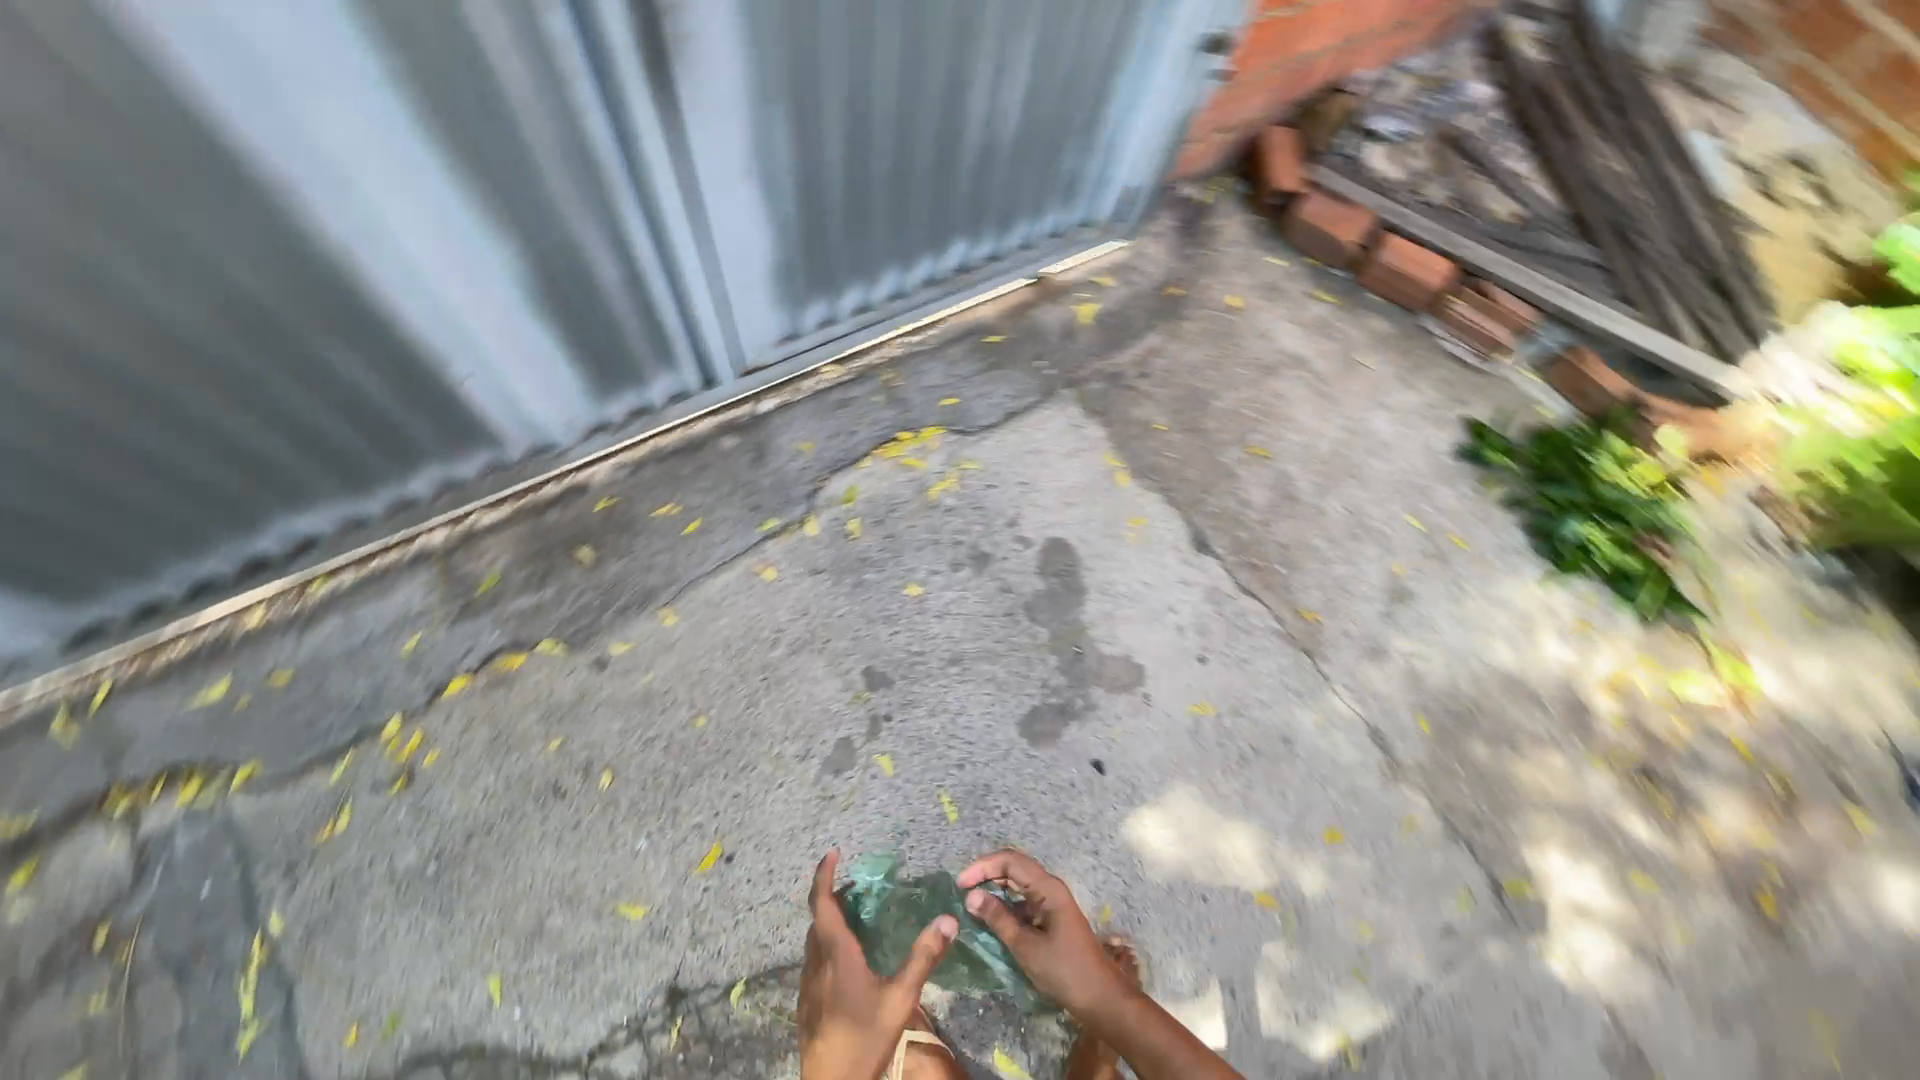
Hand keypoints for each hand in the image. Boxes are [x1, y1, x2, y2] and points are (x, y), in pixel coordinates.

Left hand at [798, 850, 957, 1079]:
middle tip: (857, 884)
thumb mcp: (901, 997)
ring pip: (814, 939)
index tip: (833, 852)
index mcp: (835, 953)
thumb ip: (924, 957)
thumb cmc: (865, 1037)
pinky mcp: (808, 1000)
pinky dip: (828, 943)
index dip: (824, 874)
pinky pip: (815, 958)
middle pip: (817, 918)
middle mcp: (816, 961)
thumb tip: (948, 919)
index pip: (822, 902)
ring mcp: (808, 983)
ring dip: (829, 919)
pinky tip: (850, 959)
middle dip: (832, 894)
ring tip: (856, 915)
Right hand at [957, 850, 1134, 1016]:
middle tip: (963, 891)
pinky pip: (1023, 902)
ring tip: (972, 904)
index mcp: (1047, 888)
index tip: (960, 884)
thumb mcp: (1025, 946)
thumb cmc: (1064, 971)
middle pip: (1014, 868)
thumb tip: (972, 896)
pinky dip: (1005, 906)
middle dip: (987, 875)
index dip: (983, 867)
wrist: (1100, 997)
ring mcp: (1051, 903)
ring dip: (995, 890)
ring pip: (1018, 885)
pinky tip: (991, 919)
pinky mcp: (1050, 918)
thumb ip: (998, 918)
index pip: (1010, 861)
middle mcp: (1050, 888)